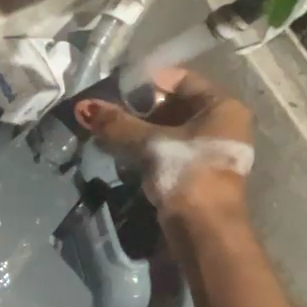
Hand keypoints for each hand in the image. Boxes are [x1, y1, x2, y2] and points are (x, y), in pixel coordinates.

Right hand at [74, 67, 255, 219]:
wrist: (204, 227)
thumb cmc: (186, 172)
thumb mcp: (149, 143)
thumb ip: (117, 124)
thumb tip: (83, 106)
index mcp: (223, 106)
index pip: (182, 80)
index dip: (148, 81)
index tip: (116, 87)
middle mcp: (223, 124)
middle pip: (175, 105)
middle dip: (139, 108)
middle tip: (108, 110)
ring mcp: (211, 150)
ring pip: (170, 130)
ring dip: (140, 131)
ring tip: (109, 131)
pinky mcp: (197, 172)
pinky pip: (169, 151)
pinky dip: (147, 150)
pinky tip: (122, 153)